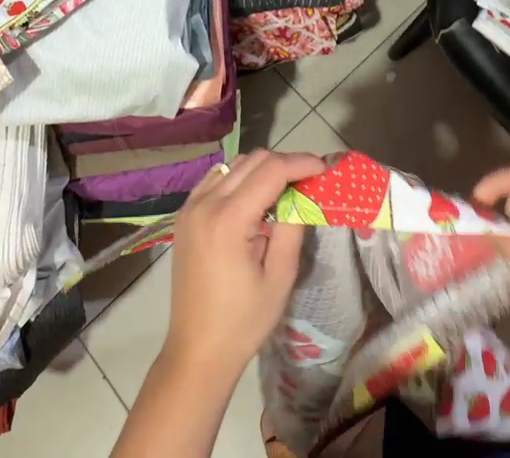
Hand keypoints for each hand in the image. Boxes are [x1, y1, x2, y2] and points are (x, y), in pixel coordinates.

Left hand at [162, 149, 327, 385]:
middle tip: (309, 181)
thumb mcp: (280, 276)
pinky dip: (238, 179)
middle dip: (284, 163)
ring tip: (285, 190)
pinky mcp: (184, 216)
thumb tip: (304, 194)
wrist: (197, 349)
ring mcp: (190, 207)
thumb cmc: (243, 320)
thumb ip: (292, 227)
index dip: (301, 164)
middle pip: (251, 160)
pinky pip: (215, 179)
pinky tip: (254, 200)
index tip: (324, 169)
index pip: (270, 171)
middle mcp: (204, 203)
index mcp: (228, 219)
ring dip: (261, 169)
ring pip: (232, 165)